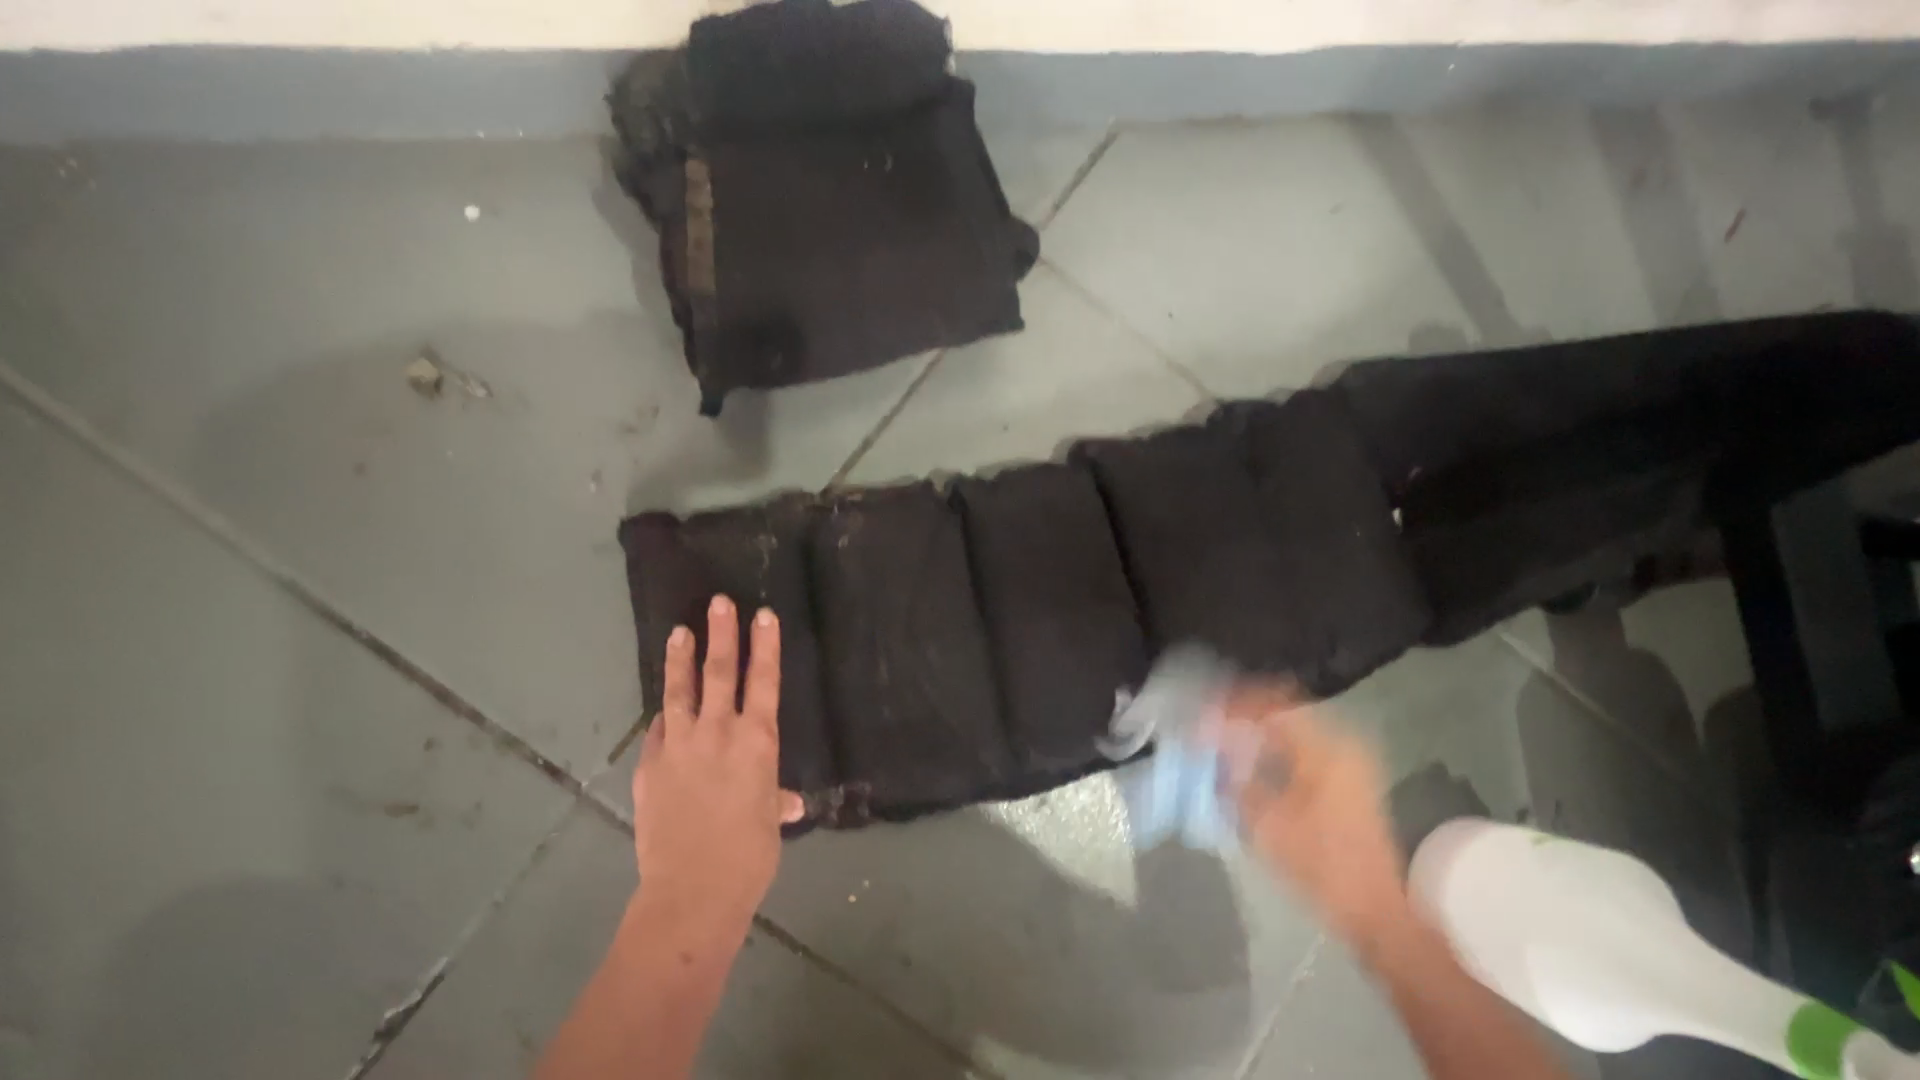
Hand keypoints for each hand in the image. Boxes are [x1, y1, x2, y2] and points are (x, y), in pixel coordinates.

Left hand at [631, 596, 804, 927]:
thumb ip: (774, 800)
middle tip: (720, 602)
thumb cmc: (748, 855)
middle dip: (722, 634)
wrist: (693, 888)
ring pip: (680, 691)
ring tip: (680, 631)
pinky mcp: (651, 766)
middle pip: (719, 672)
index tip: (763, 615)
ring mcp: (679, 746)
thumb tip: (787, 802)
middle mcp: (718, 732)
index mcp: (757, 741)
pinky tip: (663, 707)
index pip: (763, 680)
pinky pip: (659, 731)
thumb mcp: (769, 823)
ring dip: (682, 659)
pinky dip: (664, 716)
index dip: (765, 646)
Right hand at [1224, 684, 1414, 953]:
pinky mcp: (1348, 779)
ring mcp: (1350, 761)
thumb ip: (1235, 779)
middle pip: (1283, 710)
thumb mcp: (1266, 824)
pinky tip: (1249, 762)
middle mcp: (1342, 744)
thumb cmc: (1320, 866)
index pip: (1272, 705)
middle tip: (1208, 724)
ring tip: (1222, 740)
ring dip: (1257, 730)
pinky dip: (1274, 748)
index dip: (1233, 706)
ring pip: (1293, 728)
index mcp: (1326, 748)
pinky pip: (1303, 747)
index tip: (1202, 715)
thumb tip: (1211, 750)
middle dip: (1243, 715)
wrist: (1373, 909)